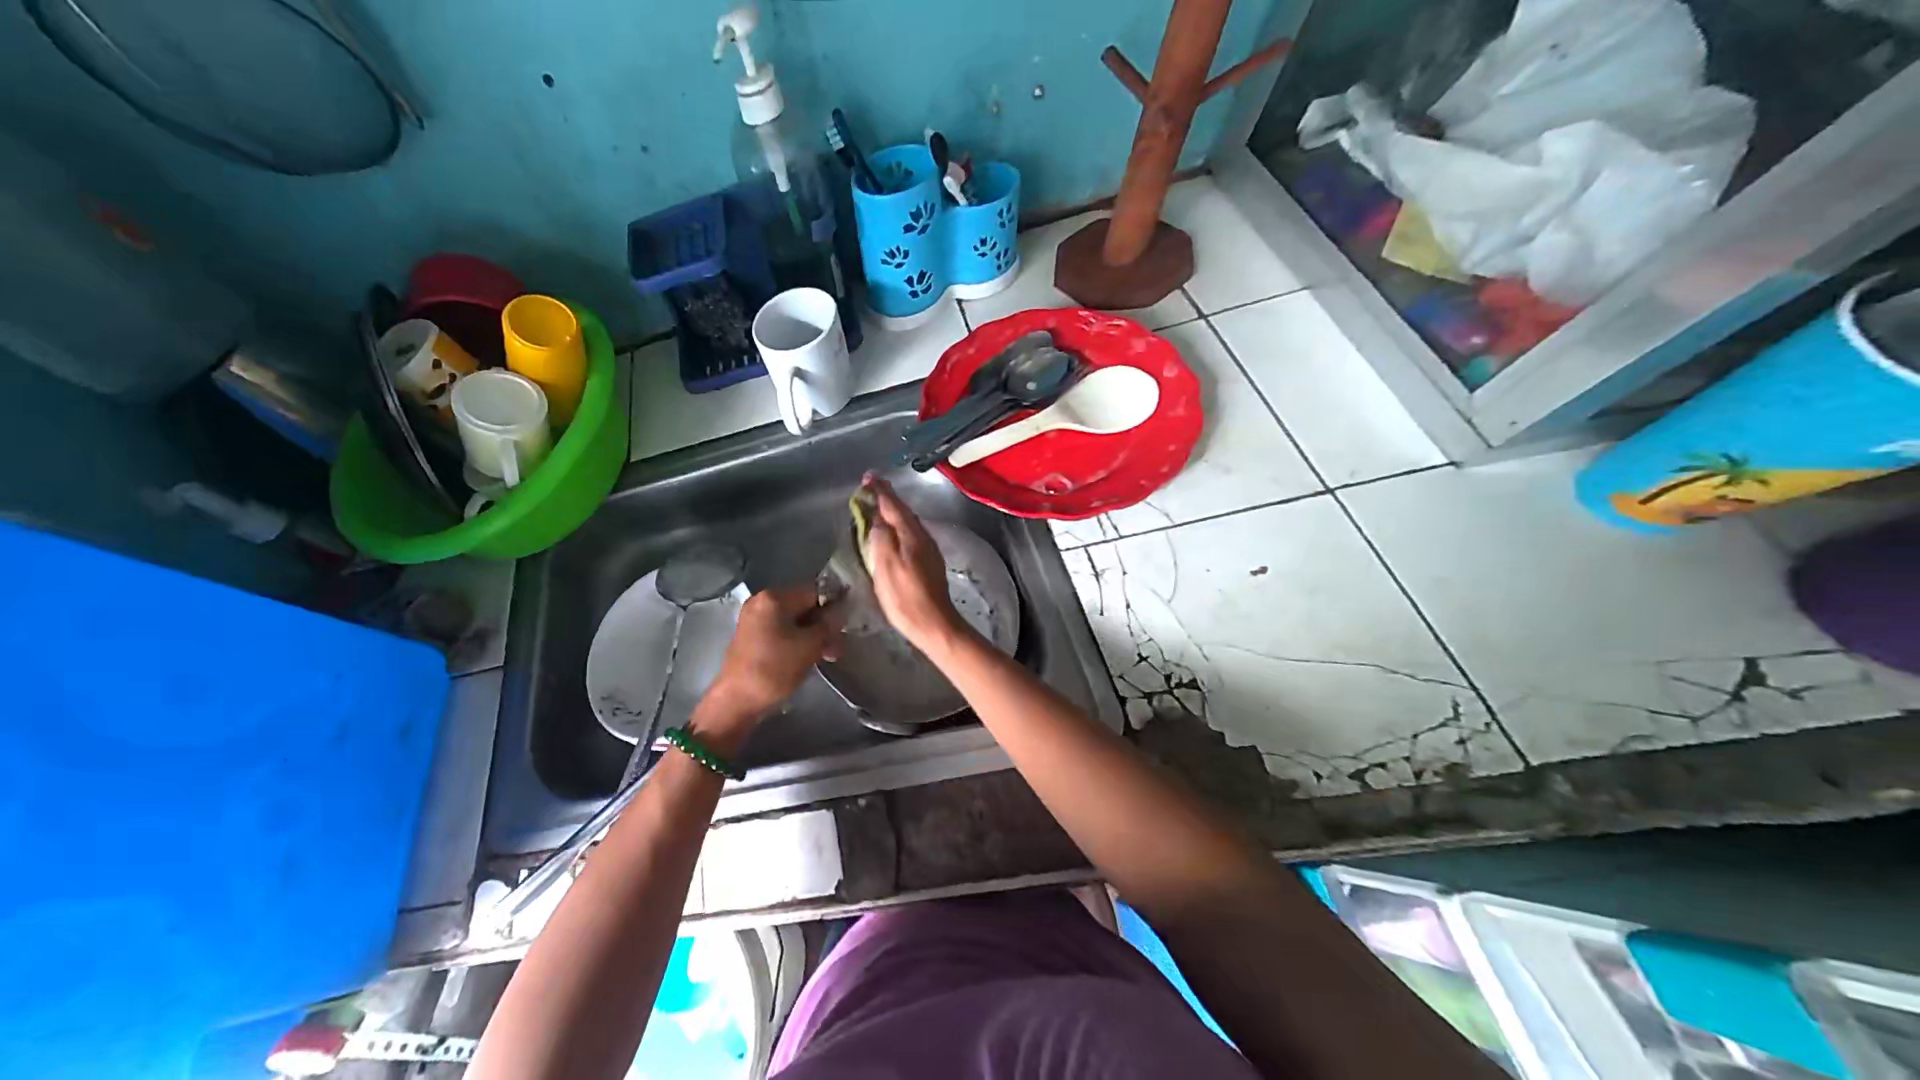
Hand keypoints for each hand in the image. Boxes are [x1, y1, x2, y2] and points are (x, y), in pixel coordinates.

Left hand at [707, 584, 840, 722]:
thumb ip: (829, 623)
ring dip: (814, 636)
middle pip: (805, 606)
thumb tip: (841, 610)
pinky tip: (809, 657)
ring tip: (827, 657)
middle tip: (836, 649)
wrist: (737, 701)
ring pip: (795, 621)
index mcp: (774, 597)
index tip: (846, 626)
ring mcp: (755, 619)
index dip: (835, 606)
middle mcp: (762, 602)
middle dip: (824, 626)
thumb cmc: (775, 669)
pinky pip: (783, 631)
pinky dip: (798, 641)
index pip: (815, 591)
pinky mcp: (753, 636)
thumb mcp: (810, 645)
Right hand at [863, 476, 964, 652]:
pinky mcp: (929, 563)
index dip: (880, 491)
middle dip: (887, 498)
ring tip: (877, 508)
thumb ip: (880, 538)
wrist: (935, 624)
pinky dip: (898, 528)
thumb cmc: (906, 597)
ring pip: (908, 523)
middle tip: (870, 488)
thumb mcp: (885, 566)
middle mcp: (923, 537)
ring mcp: (928, 550)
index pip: (894, 505)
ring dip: (893, 513)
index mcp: (912, 535)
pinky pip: (911, 536)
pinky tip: (892, 534)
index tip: (867, 478)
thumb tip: (878, 519)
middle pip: (903, 511)